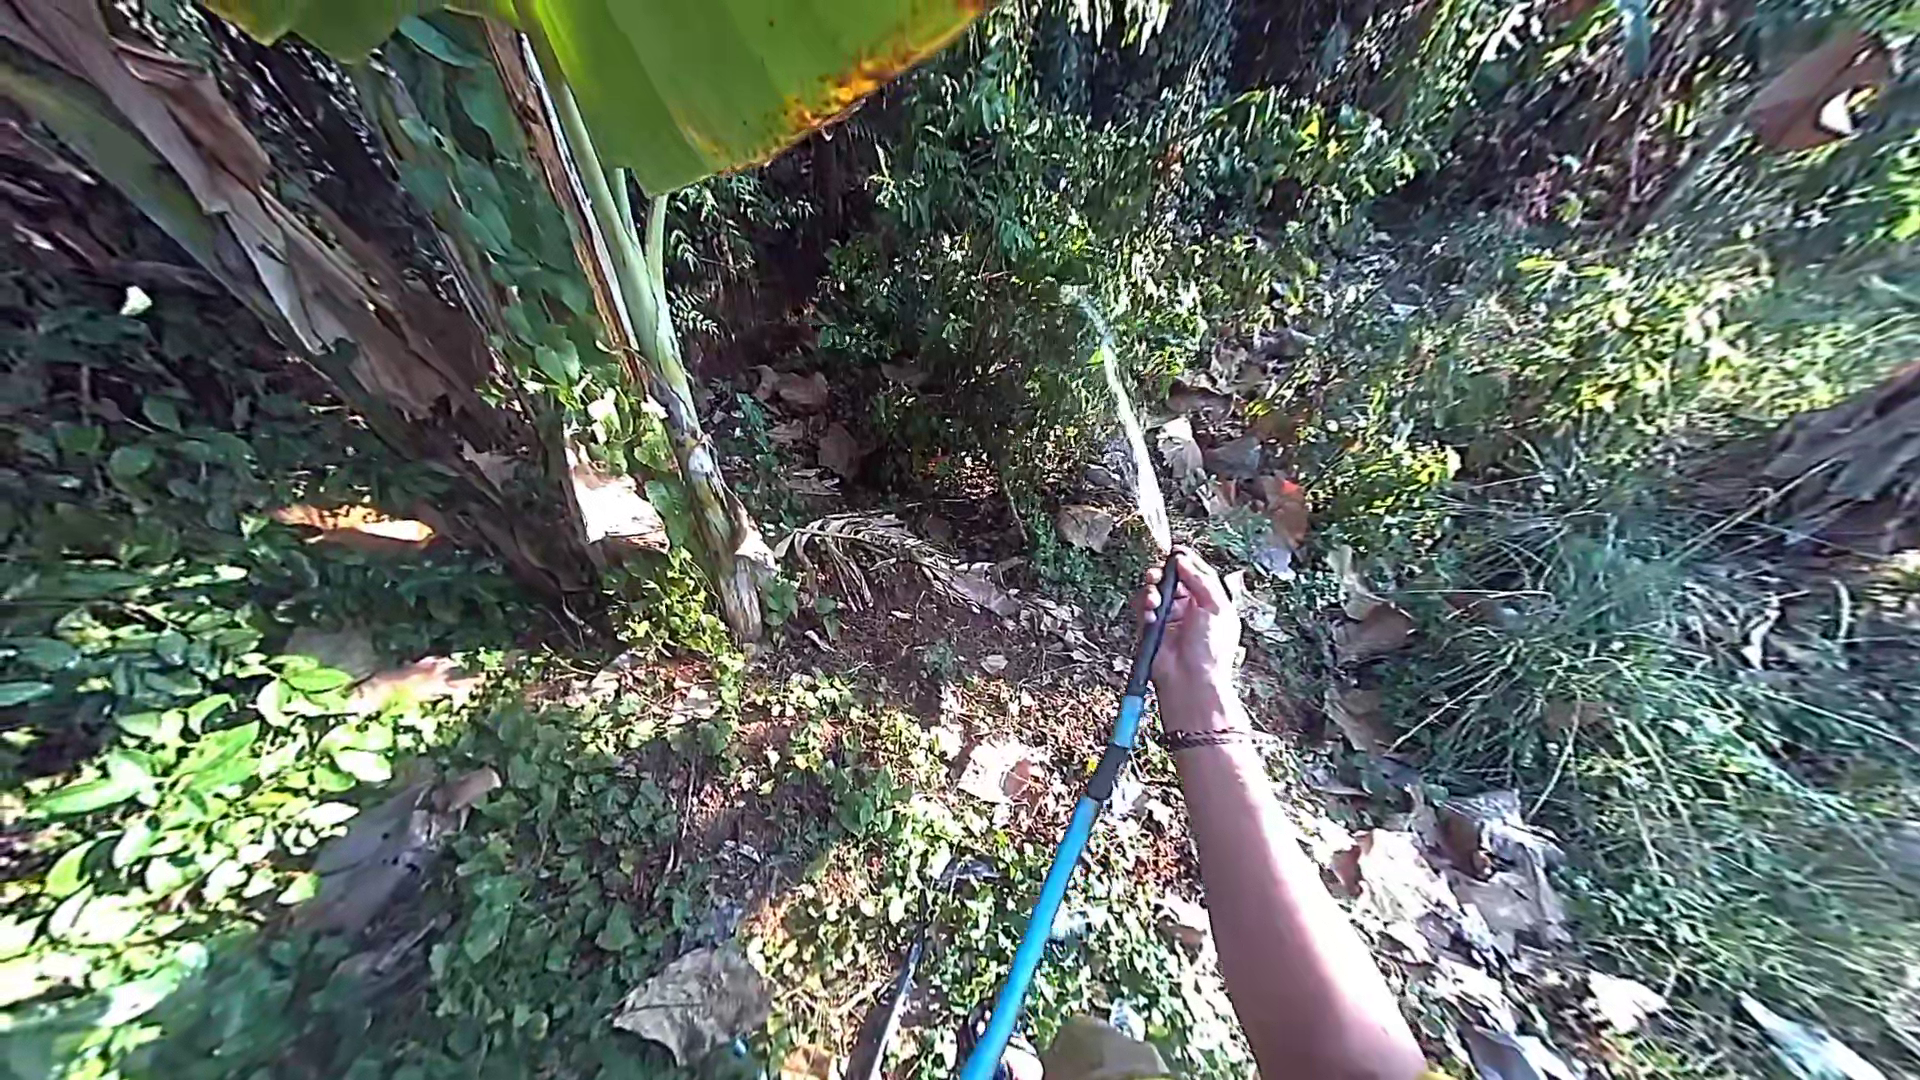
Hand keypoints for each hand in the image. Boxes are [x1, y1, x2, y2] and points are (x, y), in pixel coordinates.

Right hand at [1132, 547, 1240, 725]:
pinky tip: (1150, 612)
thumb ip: (1200, 580)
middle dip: (1163, 574)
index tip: (1176, 552)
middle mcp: (1188, 607)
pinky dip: (1144, 606)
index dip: (1185, 561)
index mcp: (1209, 601)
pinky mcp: (1150, 626)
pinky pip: (1142, 607)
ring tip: (1154, 598)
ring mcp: (1168, 617)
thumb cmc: (1210, 649)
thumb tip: (1181, 560)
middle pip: (1172, 579)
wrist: (1191, 679)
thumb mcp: (1216, 607)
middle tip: (1157, 575)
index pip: (1195, 574)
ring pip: (1154, 591)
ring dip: (1151, 590)